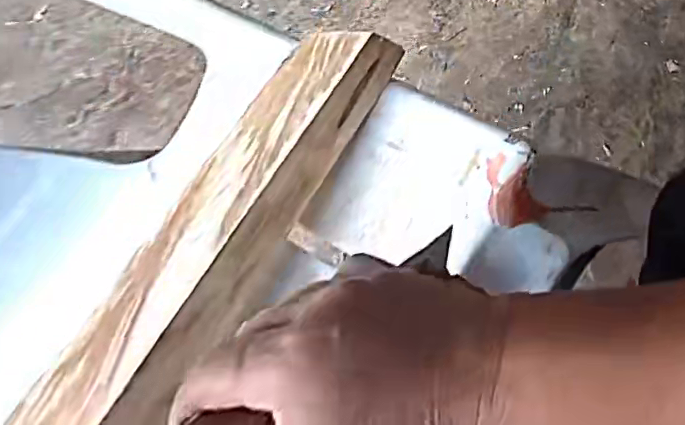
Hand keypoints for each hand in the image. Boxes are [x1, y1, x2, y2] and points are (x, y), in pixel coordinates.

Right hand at [169, 262, 507, 424]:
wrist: (488, 368)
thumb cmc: (408, 416)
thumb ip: (263, 422)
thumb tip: (239, 417)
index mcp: (287, 354)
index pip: (208, 372)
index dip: (196, 407)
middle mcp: (323, 304)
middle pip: (252, 332)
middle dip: (242, 370)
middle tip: (252, 409)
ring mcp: (367, 282)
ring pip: (299, 303)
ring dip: (287, 335)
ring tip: (298, 377)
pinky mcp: (401, 274)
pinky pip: (346, 284)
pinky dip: (331, 309)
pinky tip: (344, 341)